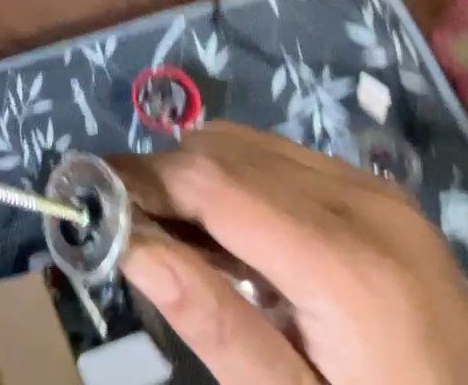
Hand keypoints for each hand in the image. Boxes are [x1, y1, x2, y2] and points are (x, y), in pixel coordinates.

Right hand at [110, 125, 467, 384]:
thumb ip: (214, 324)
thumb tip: (123, 241)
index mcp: (348, 264)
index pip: (208, 177)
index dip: (134, 180)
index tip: (83, 204)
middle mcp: (365, 205)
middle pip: (220, 149)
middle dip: (160, 182)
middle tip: (131, 240)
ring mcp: (380, 195)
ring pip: (243, 144)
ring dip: (195, 179)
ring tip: (183, 247)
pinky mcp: (384, 200)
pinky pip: (278, 159)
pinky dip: (234, 183)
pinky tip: (236, 243)